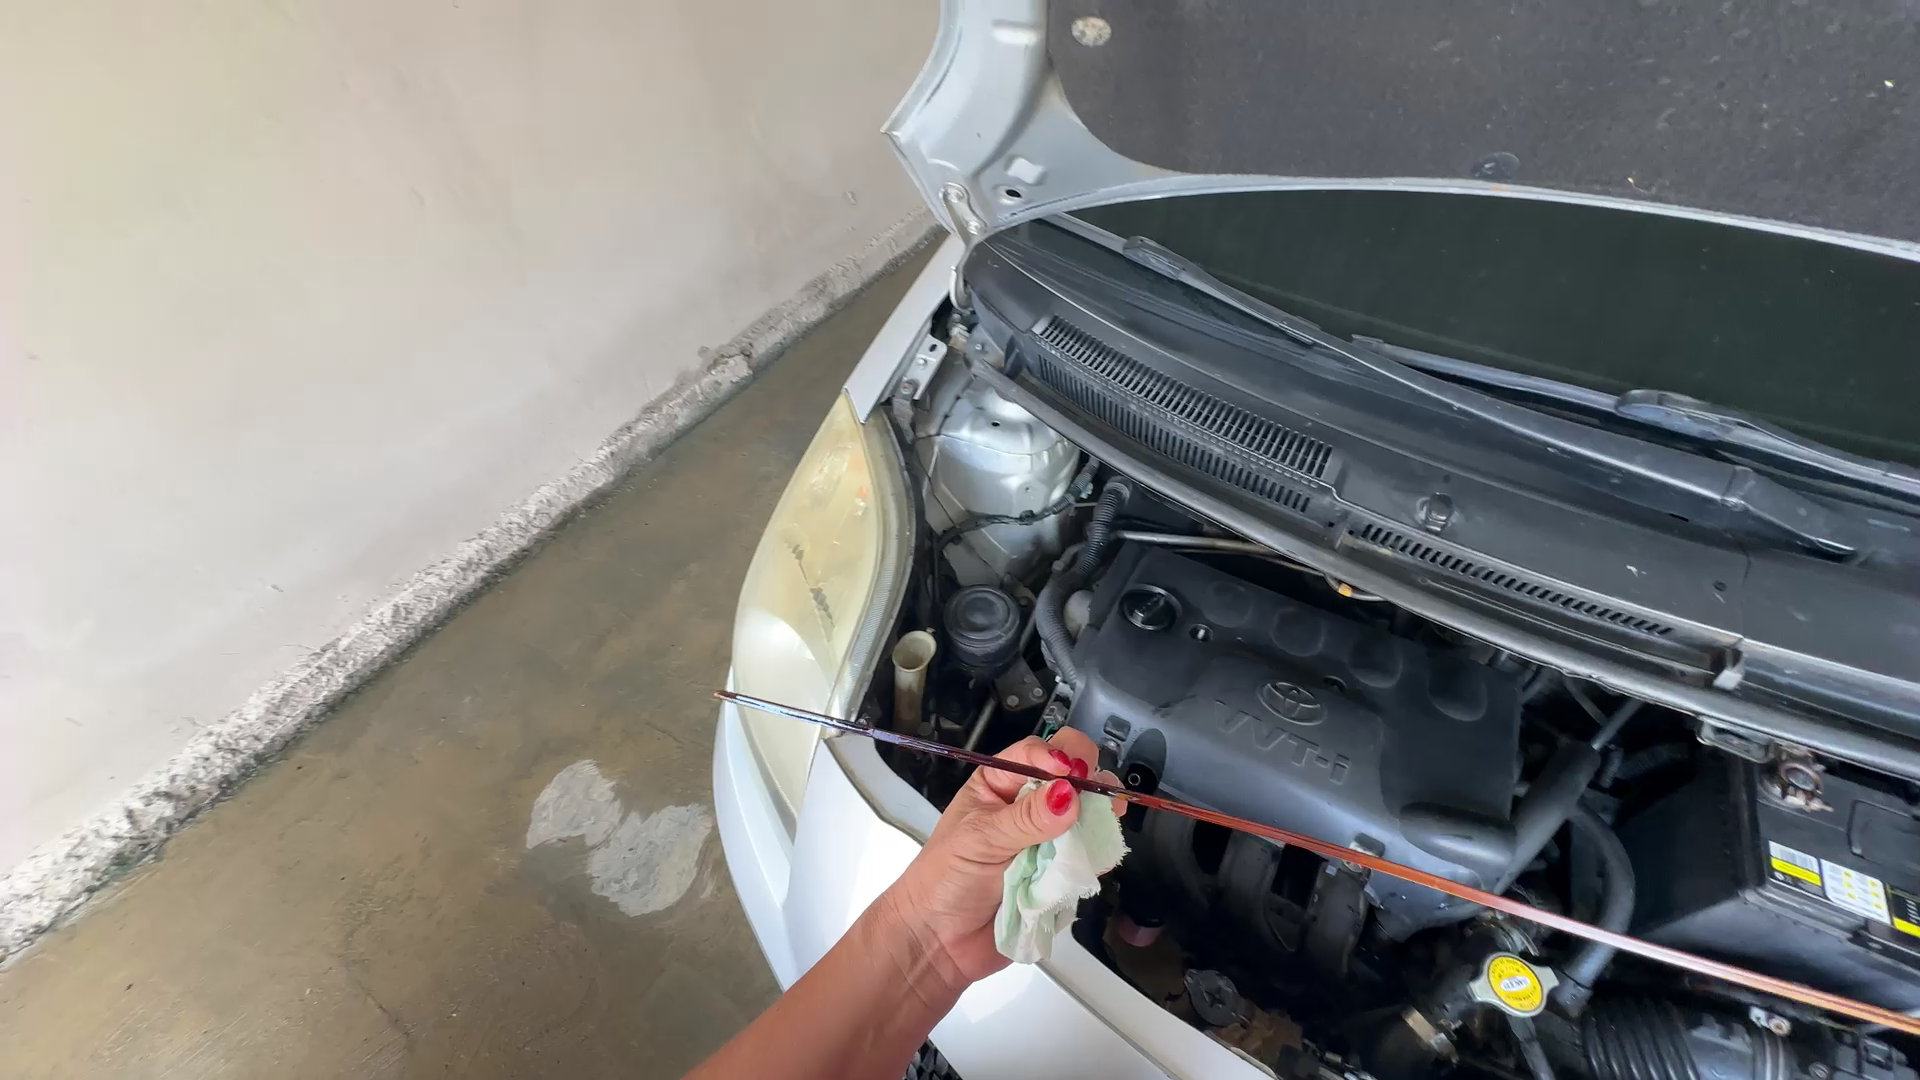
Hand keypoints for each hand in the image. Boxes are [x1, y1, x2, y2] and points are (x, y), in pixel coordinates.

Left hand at [876, 729, 1123, 995]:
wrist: (940, 942)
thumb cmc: (945, 879)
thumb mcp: (980, 840)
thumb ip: (1025, 819)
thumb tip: (1068, 794)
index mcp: (999, 782)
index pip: (1035, 753)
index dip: (1057, 757)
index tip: (1072, 773)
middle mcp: (1026, 803)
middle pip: (1069, 776)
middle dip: (1087, 778)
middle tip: (1100, 792)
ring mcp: (1047, 836)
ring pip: (1084, 813)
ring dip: (1098, 812)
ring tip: (1108, 816)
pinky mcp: (1060, 869)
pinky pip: (1087, 852)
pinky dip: (1097, 849)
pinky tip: (1102, 848)